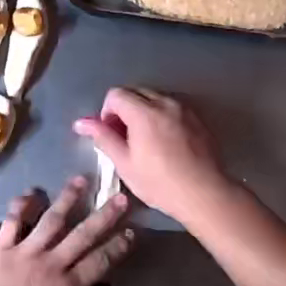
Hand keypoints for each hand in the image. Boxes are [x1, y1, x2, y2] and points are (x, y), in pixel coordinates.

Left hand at [0, 177, 133, 285]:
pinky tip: (31, 192)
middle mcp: (50, 264)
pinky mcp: (0, 249)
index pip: (100, 261)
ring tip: (80, 180)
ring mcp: (24, 253)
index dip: (118, 246)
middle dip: (104, 215)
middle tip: (120, 196)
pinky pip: (13, 222)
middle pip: (82, 234)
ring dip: (68, 198)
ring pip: (51, 220)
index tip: (132, 231)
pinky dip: (22, 205)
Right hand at [74, 87, 234, 225]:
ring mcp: (185, 109)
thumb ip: (103, 137)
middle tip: (125, 137)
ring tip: (146, 140)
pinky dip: (163, 116)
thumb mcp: (124, 163)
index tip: (111, 134)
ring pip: (156, 98)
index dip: (107, 112)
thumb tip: (81, 123)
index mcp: (144, 112)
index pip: (115, 94)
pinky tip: (166, 142)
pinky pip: (173, 108)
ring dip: (144, 111)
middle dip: (125, 109)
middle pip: (136, 92)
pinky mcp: (198, 118)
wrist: (204, 193)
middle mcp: (165, 102)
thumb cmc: (159, 182)